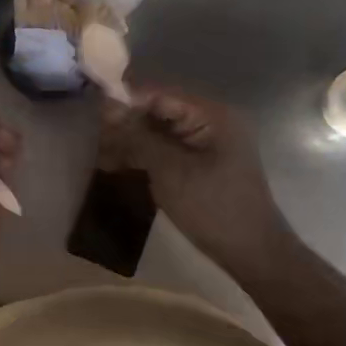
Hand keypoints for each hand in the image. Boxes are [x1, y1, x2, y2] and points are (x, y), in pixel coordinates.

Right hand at [98, 85, 290, 269]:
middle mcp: (210, 122)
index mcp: (212, 115)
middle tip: (95, 138)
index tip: (95, 111)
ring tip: (101, 156)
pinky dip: (141, 156)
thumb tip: (108, 107)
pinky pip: (164, 150)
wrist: (251, 252)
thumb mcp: (170, 170)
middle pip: (158, 110)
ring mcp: (205, 144)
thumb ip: (138, 136)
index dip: (127, 98)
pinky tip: (116, 166)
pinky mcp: (199, 164)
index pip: (160, 93)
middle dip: (126, 122)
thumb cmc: (213, 207)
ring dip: (130, 141)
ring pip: (158, 132)